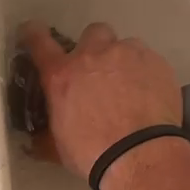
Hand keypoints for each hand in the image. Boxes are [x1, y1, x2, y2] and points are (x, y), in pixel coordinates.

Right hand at [17, 20, 185, 180]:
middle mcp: (92, 55)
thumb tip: (33, 143)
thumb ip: (43, 137)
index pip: (39, 41)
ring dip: (123, 61)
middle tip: (98, 70)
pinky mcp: (156, 62)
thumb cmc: (91, 153)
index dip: (33, 34)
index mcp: (61, 75)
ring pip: (125, 46)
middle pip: (92, 33)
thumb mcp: (57, 147)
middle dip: (94, 47)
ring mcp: (127, 55)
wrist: (139, 156)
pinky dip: (146, 73)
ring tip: (129, 87)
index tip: (33, 33)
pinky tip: (149, 95)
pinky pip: (148, 60)